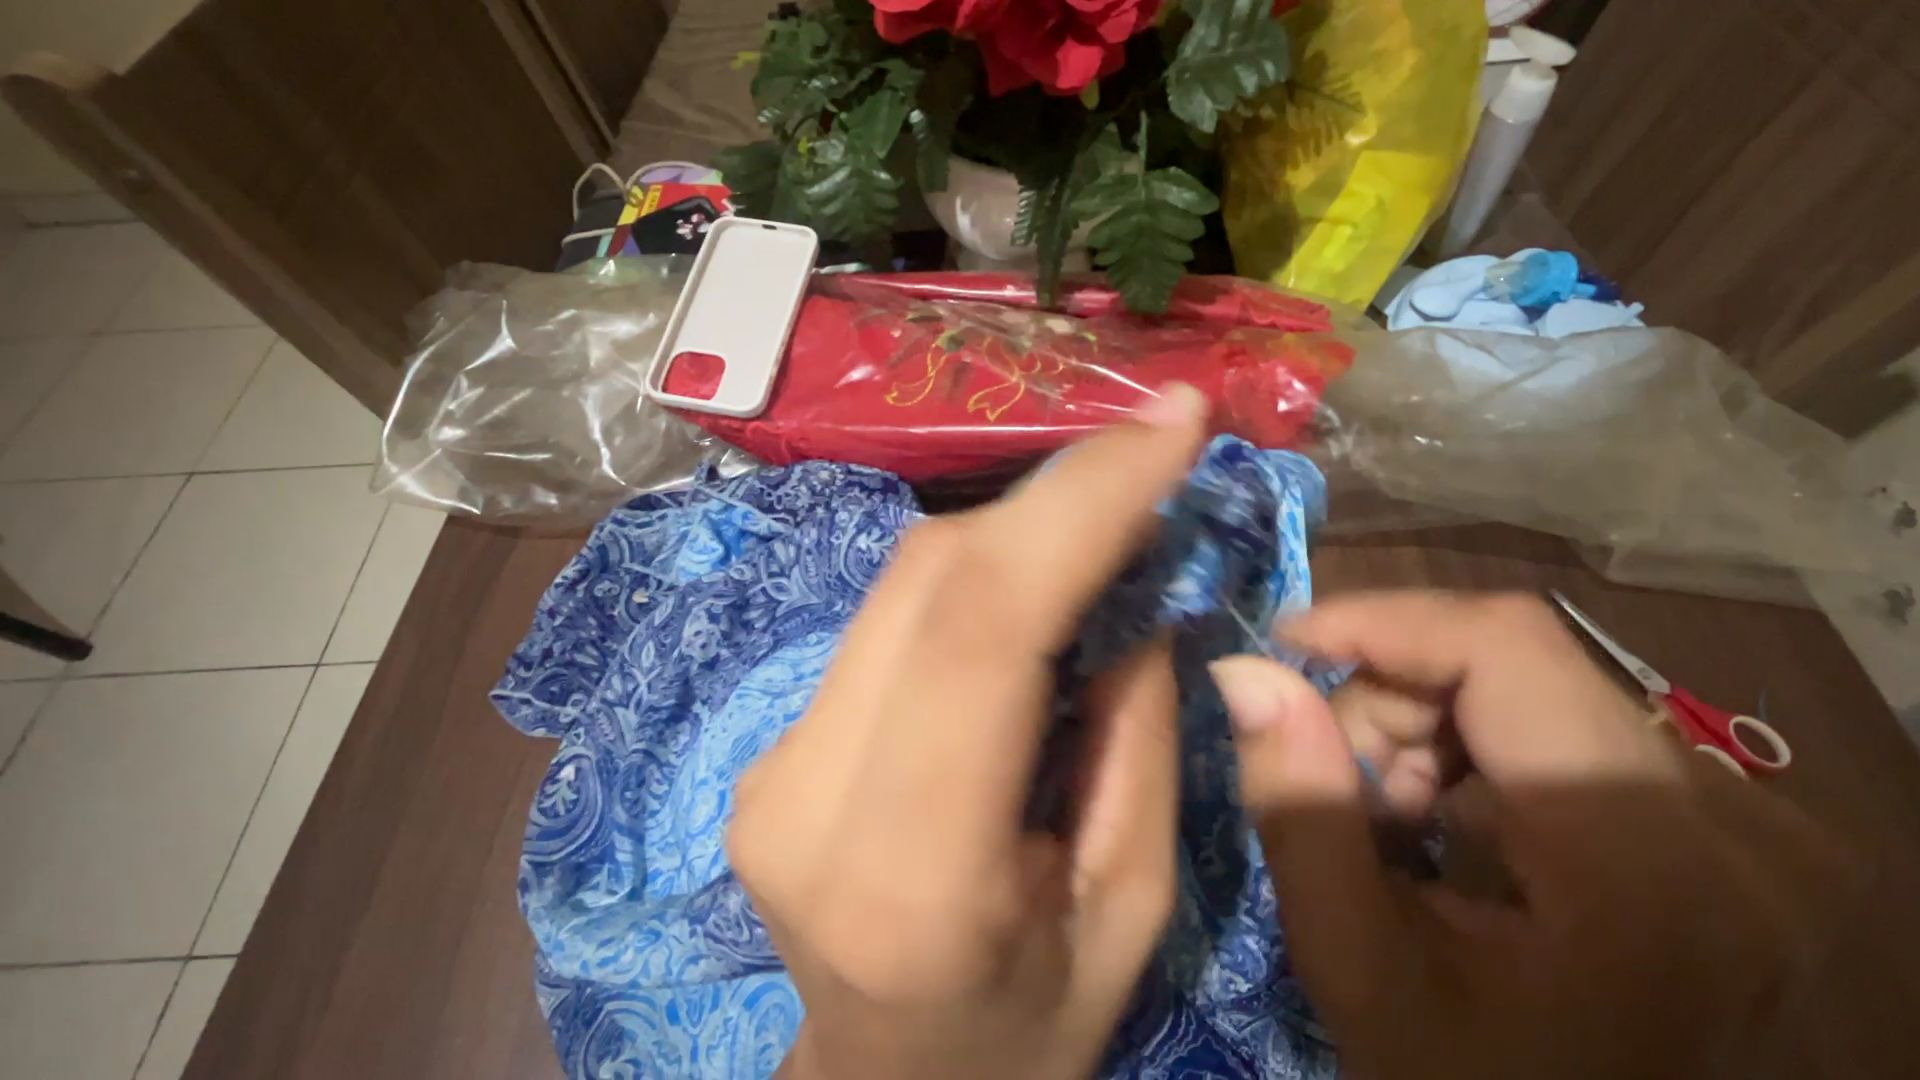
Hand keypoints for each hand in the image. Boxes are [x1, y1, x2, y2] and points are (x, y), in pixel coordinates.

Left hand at [728, 387, 1210, 1079]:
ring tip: (1108, 518)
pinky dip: (973, 579)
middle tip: (1155, 452)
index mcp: (912, 868)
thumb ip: (1137, 742)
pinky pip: (887, 620)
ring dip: (1015, 533)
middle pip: (927, 582)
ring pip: (901, 585)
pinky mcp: (774, 742)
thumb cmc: (1026, 1027)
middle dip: (1053, 498)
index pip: (980, 631)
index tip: (1172, 421)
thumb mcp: (1130, 913)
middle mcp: (810, 797)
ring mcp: (773, 761)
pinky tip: (1034, 582)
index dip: (1077, 503)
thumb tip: (1137, 592)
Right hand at [1210, 592, 1850, 1079]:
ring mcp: (1748, 823)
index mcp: (1646, 863)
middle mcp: (1732, 822)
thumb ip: (1299, 813)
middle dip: (1390, 705)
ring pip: (1535, 686)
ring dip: (1426, 731)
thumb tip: (1244, 673)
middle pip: (1514, 664)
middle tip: (1339, 792)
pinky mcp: (1733, 827)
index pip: (1509, 649)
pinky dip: (1477, 754)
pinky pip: (1569, 727)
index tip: (1281, 645)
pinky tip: (1449, 827)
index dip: (1382, 622)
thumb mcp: (1360, 969)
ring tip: (1392, 825)